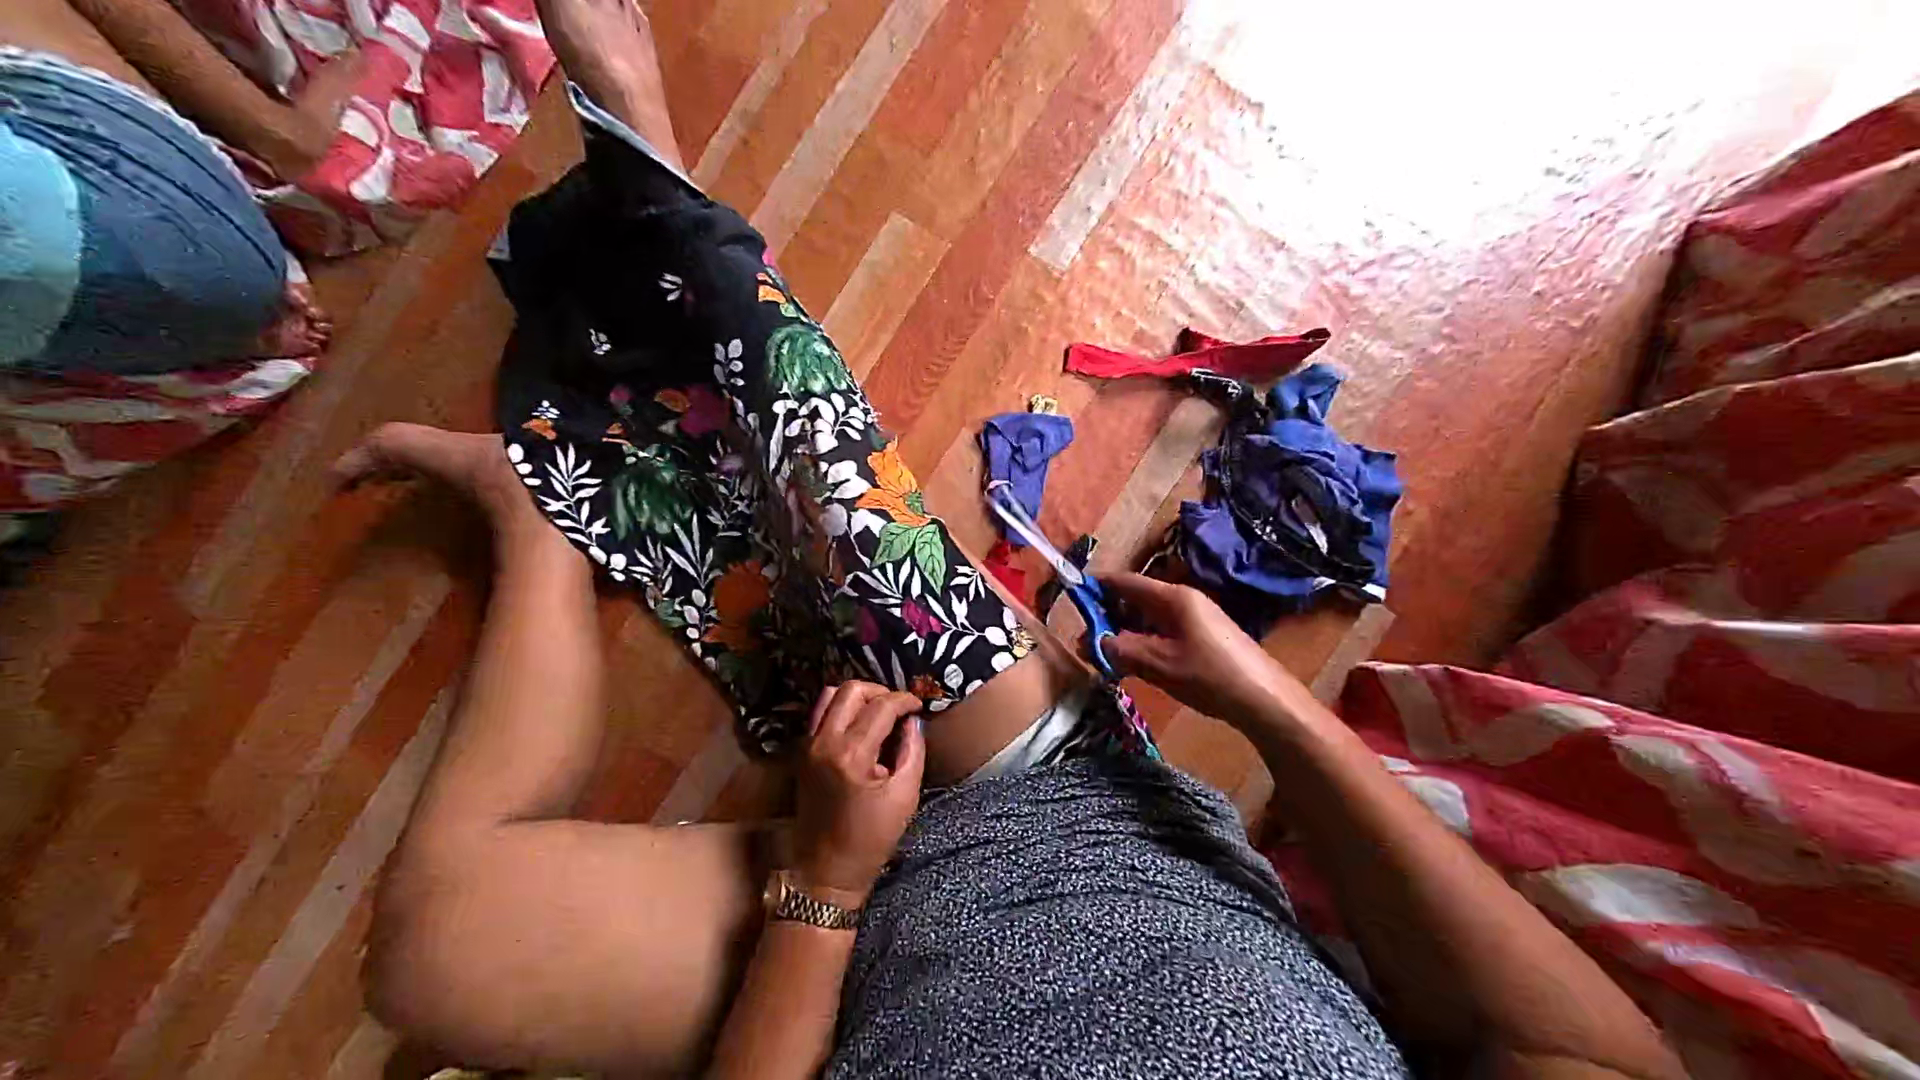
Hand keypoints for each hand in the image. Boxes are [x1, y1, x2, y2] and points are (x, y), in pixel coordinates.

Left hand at [791, 682, 926, 901]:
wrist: (825, 872)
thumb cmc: (869, 839)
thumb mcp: (904, 796)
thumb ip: (912, 751)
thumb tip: (913, 722)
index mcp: (851, 754)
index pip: (881, 706)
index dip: (905, 700)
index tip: (918, 706)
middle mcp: (824, 742)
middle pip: (851, 690)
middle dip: (881, 692)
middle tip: (899, 707)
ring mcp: (808, 746)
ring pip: (831, 696)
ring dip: (858, 697)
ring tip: (879, 712)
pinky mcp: (802, 753)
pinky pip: (820, 714)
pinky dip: (840, 709)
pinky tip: (859, 724)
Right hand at [1100, 573, 1304, 723]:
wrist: (1266, 701)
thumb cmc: (1210, 676)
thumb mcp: (1159, 664)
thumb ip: (1121, 649)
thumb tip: (1092, 642)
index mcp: (1172, 598)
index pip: (1125, 582)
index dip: (1096, 587)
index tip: (1071, 596)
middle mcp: (1183, 600)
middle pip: (1135, 599)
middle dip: (1108, 616)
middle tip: (1086, 640)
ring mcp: (1196, 618)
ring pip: (1148, 618)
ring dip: (1125, 633)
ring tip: (1107, 657)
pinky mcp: (1203, 636)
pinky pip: (1163, 631)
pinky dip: (1144, 642)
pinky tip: (1136, 664)